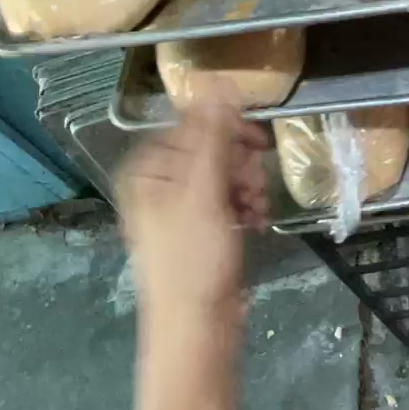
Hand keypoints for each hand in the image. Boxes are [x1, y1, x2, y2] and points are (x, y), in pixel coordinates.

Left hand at [114, 86, 271, 329]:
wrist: (196, 329)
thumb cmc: (193, 260)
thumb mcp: (203, 191)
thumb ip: (213, 134)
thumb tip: (218, 80)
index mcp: (149, 168)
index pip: (194, 124)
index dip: (229, 131)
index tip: (259, 144)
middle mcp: (161, 182)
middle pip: (214, 148)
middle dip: (242, 165)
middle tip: (255, 186)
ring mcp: (182, 207)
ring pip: (227, 173)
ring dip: (249, 186)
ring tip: (257, 210)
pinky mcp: (202, 228)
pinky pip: (230, 199)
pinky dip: (247, 207)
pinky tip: (256, 222)